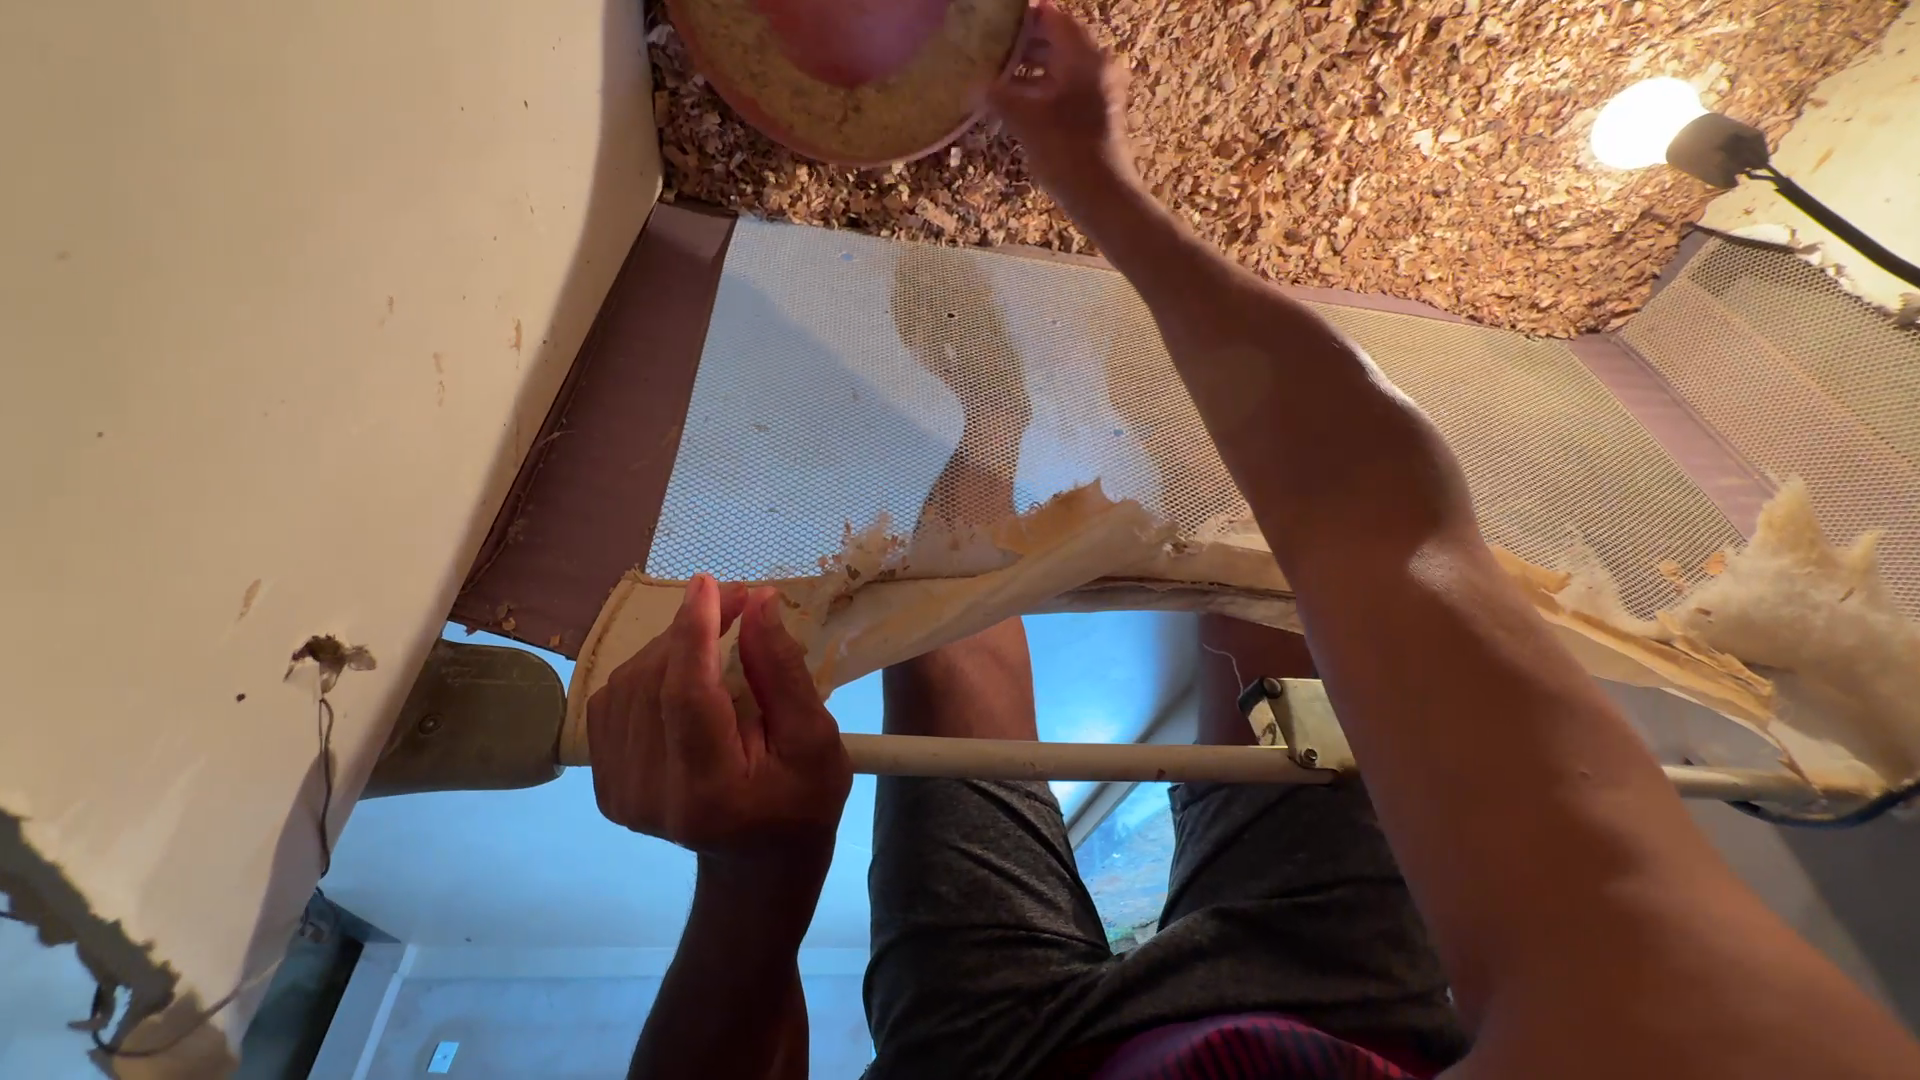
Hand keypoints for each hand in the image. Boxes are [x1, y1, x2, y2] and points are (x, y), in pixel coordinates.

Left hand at [587, 575, 852, 871]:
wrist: (759, 863)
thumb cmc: (802, 801)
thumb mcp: (816, 738)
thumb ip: (784, 672)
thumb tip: (759, 602)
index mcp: (710, 789)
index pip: (687, 694)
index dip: (695, 632)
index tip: (710, 584)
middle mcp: (650, 795)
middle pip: (654, 683)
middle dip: (690, 629)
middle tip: (736, 600)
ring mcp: (619, 794)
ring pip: (628, 686)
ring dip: (669, 646)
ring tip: (715, 632)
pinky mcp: (607, 787)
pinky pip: (613, 703)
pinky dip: (648, 671)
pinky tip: (683, 669)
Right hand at [987, 0, 1136, 197]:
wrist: (1102, 197)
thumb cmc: (1066, 152)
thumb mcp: (1027, 120)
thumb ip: (999, 96)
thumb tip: (974, 86)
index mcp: (1085, 56)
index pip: (1052, 18)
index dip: (1023, 17)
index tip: (993, 22)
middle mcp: (1095, 66)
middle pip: (1055, 43)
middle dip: (1021, 46)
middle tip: (987, 50)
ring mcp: (1097, 92)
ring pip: (1057, 70)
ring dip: (1027, 72)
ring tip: (994, 78)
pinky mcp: (1093, 116)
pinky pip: (1063, 92)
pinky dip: (1039, 93)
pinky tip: (1014, 105)